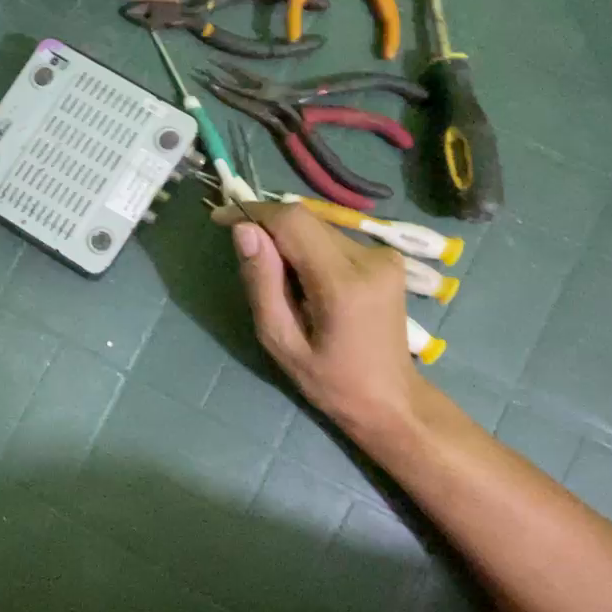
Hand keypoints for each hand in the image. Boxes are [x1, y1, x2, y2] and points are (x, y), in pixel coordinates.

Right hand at [213, 201, 427, 443]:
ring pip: (318, 227)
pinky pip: (332, 238)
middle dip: (267, 229)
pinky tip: (302, 281)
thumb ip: (262, 282)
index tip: (220, 218)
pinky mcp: (386, 257)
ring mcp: (383, 255)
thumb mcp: (281, 340)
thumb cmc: (330, 380)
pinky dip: (307, 249)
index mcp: (343, 282)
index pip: (293, 222)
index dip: (253, 213)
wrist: (391, 399)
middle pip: (305, 220)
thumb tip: (243, 230)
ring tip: (276, 280)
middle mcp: (369, 258)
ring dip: (287, 241)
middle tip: (244, 257)